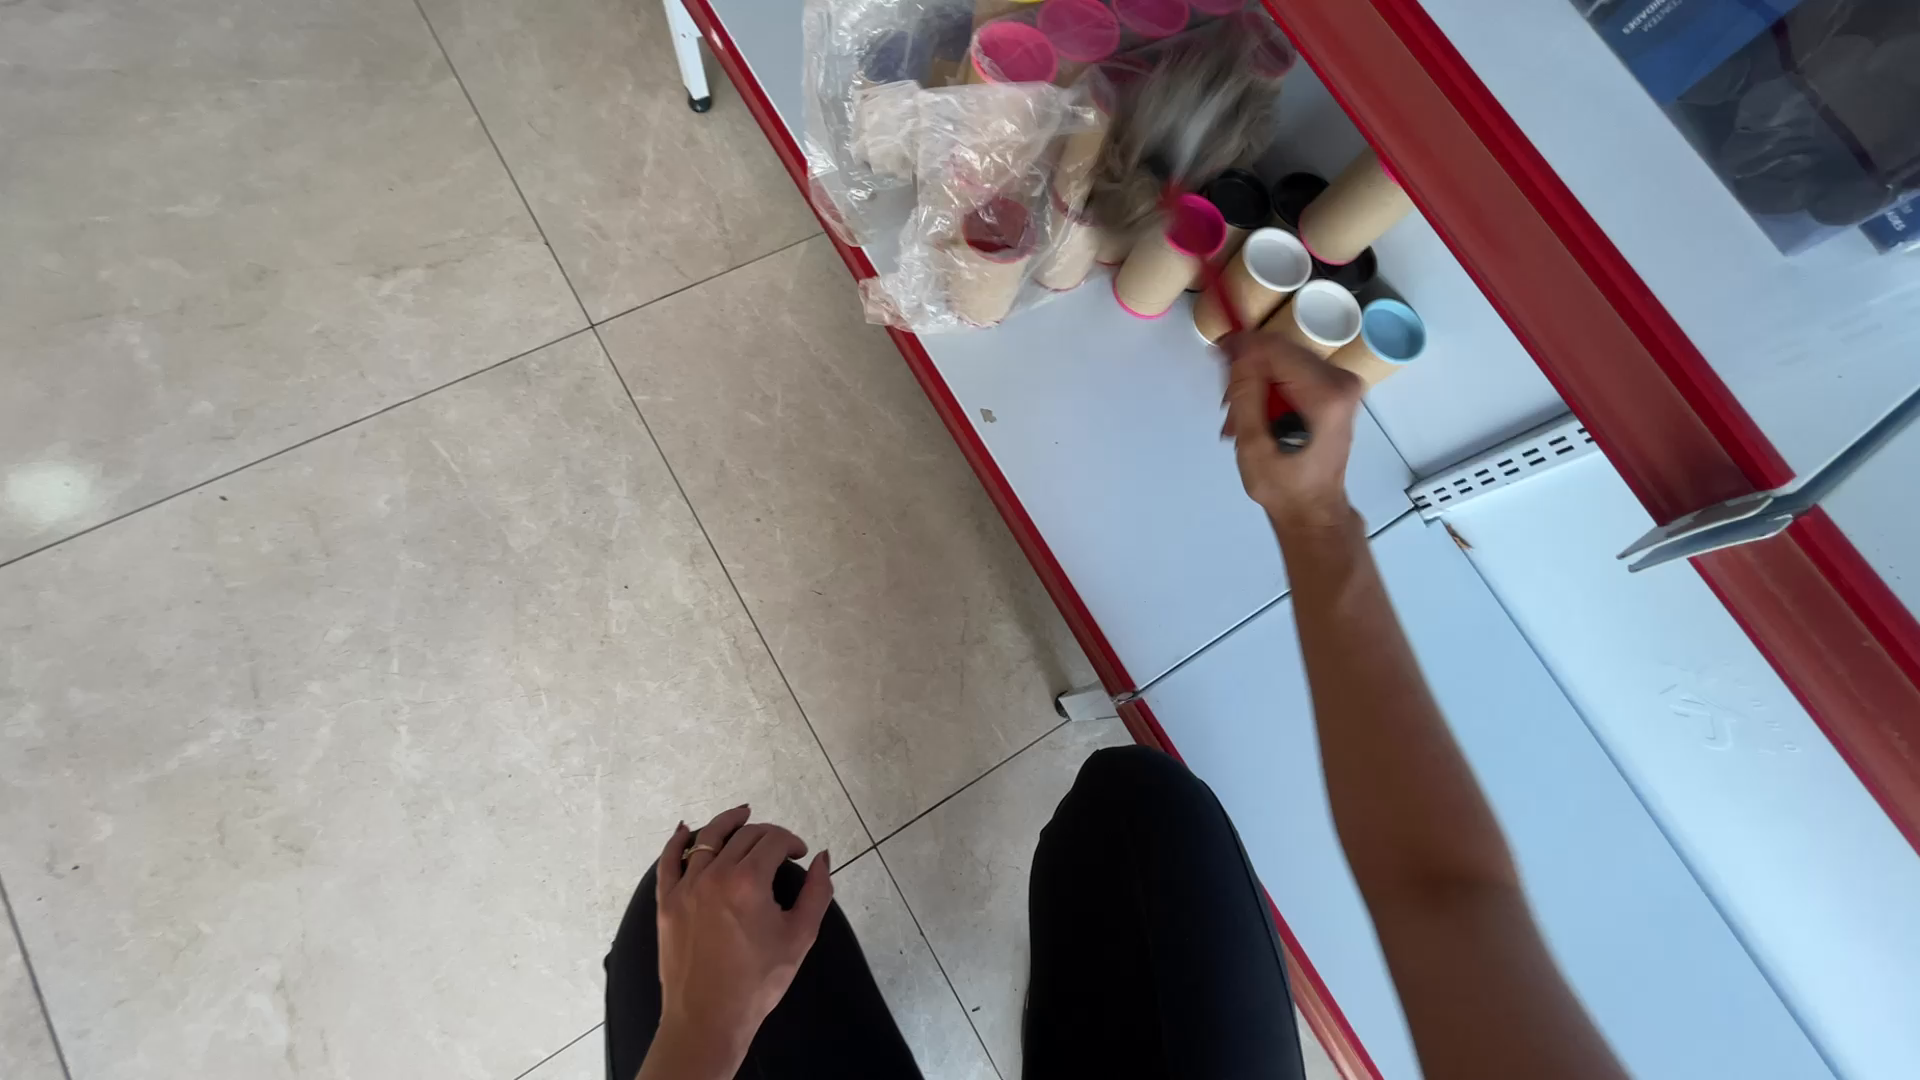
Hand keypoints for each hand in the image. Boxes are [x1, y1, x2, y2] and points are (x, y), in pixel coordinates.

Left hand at [643, 806, 832, 1079]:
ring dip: (728, 822)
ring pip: (707, 838)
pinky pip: (667, 862)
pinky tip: (686, 829)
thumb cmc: (758, 982)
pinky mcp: (666, 903)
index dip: (791, 840)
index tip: (800, 854)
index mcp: (749, 882)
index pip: (774, 839)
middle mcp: (715, 875)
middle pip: (744, 834)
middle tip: (779, 847)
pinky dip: (677, 841)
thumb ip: (818, 891)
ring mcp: (686, 887)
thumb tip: (822, 856)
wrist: (707, 1022)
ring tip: (743, 814)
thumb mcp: (800, 937)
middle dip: (767, 833)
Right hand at [1221, 332, 1363, 533]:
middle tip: (1226, 401)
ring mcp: (1342, 385)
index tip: (1217, 352)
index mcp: (1325, 394)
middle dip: (1248, 369)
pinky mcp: (1336, 391)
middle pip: (1282, 351)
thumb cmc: (1283, 485)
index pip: (1277, 349)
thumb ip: (1245, 393)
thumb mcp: (1253, 442)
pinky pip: (1294, 372)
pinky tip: (1257, 415)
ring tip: (1239, 417)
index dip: (1243, 346)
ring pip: (1285, 360)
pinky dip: (1270, 388)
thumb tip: (1238, 352)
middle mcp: (1341, 382)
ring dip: (1256, 382)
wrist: (1312, 507)